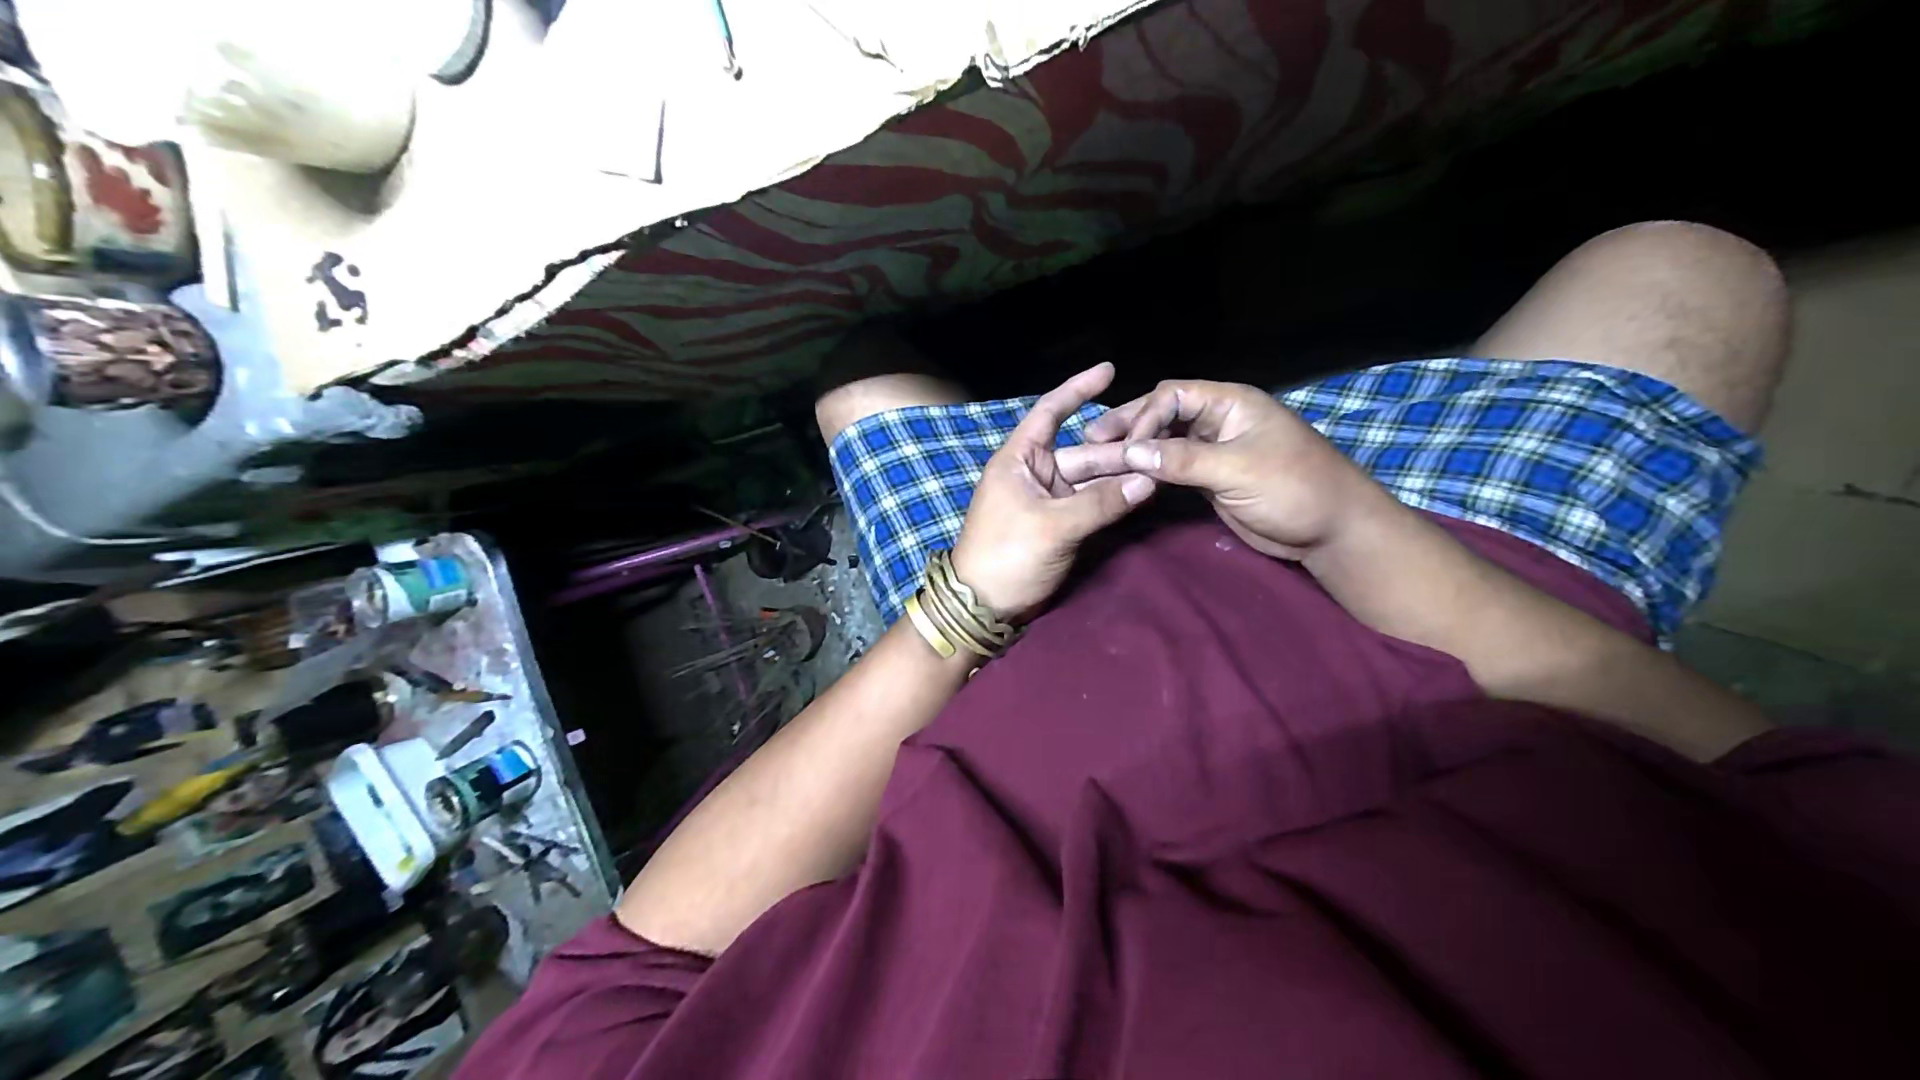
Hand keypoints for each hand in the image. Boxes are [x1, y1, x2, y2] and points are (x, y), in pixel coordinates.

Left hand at [949, 363, 1156, 620]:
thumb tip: (1148, 480)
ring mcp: (1048, 499)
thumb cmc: (1007, 556)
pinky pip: (1092, 503)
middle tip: (1163, 447)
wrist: (984, 606)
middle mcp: (1034, 472)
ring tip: (1163, 469)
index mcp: (1019, 459)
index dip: (1077, 389)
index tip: (1109, 370)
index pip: (1050, 412)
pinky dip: (1114, 499)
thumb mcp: (1053, 527)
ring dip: (1122, 476)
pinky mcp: (1059, 523)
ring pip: (1092, 479)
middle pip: (1083, 450)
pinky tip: (1144, 493)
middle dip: (1119, 449)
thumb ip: (1101, 503)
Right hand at [1083, 379, 1387, 560]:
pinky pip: (1172, 467)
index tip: (1125, 446)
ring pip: (1164, 440)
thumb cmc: (1294, 487)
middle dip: (1129, 426)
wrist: (1330, 531)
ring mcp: (1213, 449)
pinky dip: (1150, 470)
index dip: (1144, 416)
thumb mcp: (1237, 469)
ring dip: (1136, 449)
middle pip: (1163, 413)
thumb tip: (1129, 451)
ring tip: (1100, 459)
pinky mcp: (1210, 477)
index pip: (1173, 395)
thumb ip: (1182, 459)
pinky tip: (1127, 477)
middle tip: (1091, 442)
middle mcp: (1218, 420)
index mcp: (1230, 403)